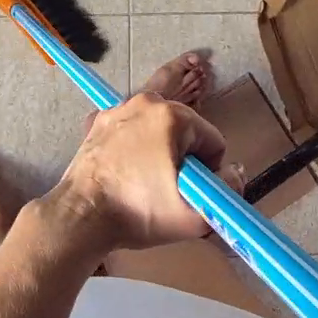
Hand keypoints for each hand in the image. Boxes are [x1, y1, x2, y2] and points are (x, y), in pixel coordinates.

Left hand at [46, 94, 232, 252]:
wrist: (82, 216)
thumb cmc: (139, 213)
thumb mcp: (196, 214)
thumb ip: (228, 190)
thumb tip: (235, 171)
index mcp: (172, 115)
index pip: (213, 140)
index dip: (209, 170)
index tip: (191, 190)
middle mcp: (145, 101)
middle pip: (185, 130)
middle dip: (184, 156)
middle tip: (168, 188)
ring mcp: (117, 109)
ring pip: (156, 128)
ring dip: (159, 148)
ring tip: (146, 181)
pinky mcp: (98, 122)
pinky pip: (129, 129)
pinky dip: (133, 144)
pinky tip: (127, 167)